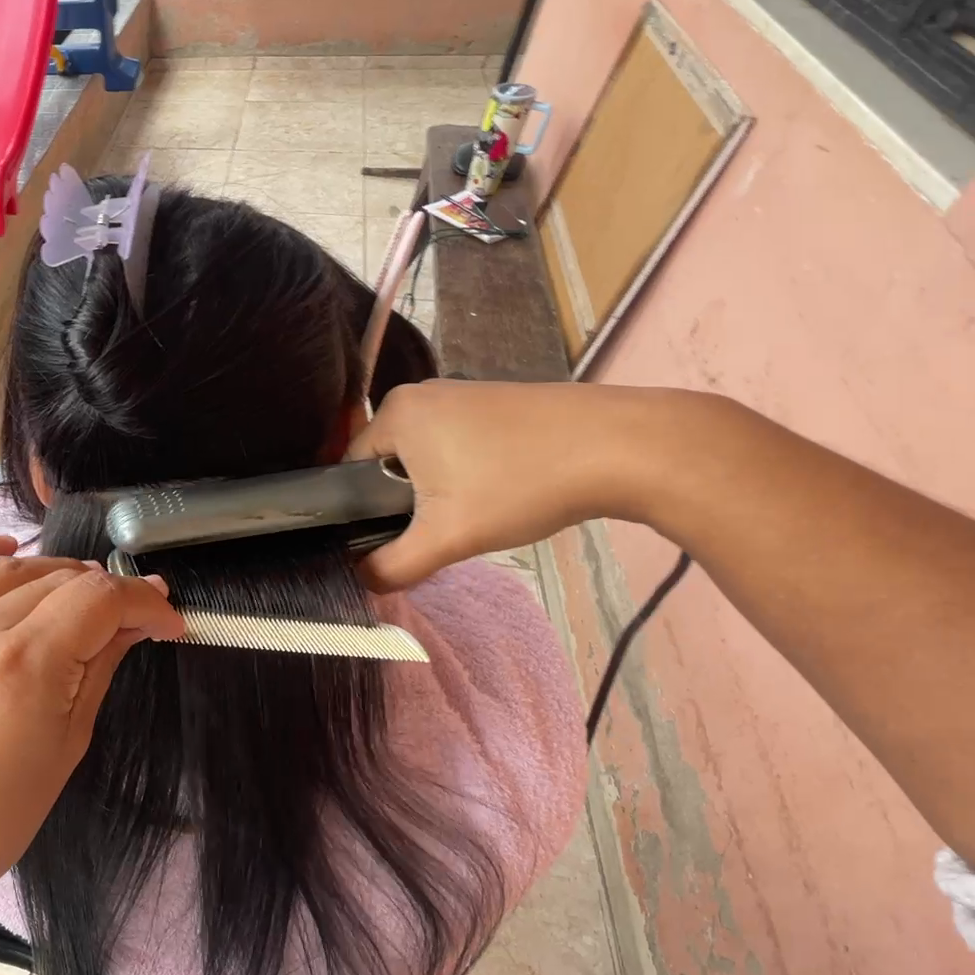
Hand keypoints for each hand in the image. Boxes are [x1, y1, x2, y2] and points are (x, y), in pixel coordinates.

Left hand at [0, 531, 184, 892]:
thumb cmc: (1, 811)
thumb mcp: (71, 739)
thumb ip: (103, 662)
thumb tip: (143, 615)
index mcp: (23, 668)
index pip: (98, 599)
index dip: (141, 601)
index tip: (163, 617)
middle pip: (56, 579)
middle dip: (102, 594)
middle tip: (123, 616)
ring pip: (6, 569)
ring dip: (50, 577)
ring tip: (71, 599)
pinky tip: (0, 546)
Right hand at [347, 380, 716, 589]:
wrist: (626, 448)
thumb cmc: (520, 484)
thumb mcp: (447, 537)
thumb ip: (392, 566)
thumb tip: (360, 581)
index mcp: (394, 412)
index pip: (348, 471)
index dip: (362, 513)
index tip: (390, 540)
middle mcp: (419, 394)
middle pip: (385, 465)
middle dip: (403, 504)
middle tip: (436, 533)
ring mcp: (460, 393)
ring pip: (423, 458)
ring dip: (437, 492)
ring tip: (472, 517)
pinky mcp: (494, 401)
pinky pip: (455, 445)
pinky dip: (466, 473)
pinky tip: (499, 493)